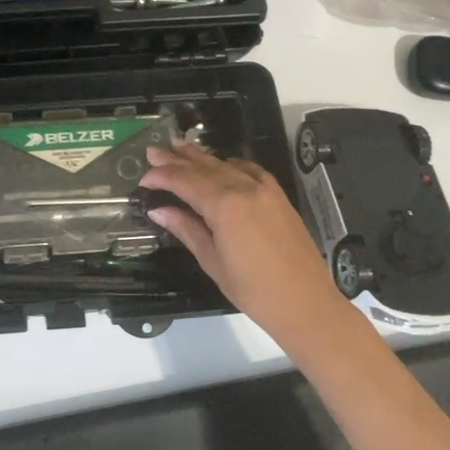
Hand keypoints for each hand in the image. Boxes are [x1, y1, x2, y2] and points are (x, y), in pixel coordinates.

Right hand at [138, 142, 355, 344]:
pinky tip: (222, 164)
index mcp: (225, 206)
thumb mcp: (212, 261)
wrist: (305, 302)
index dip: (162, 177)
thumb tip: (159, 210)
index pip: (185, 182)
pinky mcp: (279, 198)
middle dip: (178, 159)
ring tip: (180, 148)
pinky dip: (232, 164)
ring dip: (202, 157)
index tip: (143, 178)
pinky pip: (251, 171)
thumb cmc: (253, 290)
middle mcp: (245, 189)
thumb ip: (186, 229)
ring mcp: (265, 190)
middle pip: (205, 168)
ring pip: (227, 166)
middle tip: (154, 151)